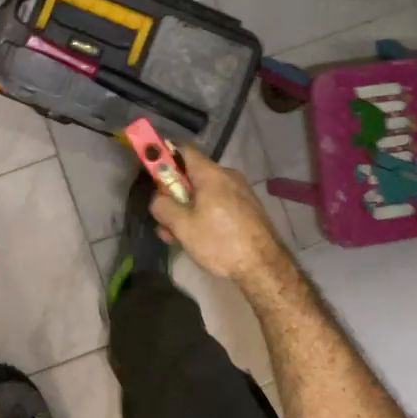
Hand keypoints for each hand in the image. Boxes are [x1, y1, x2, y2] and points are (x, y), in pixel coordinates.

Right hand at [148, 146, 290, 287]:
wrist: (264, 267)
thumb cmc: (220, 242)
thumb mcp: (183, 226)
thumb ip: (163, 206)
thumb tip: (157, 198)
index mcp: (212, 174)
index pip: (183, 150)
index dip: (164, 156)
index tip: (152, 171)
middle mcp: (228, 176)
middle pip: (193, 175)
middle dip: (174, 194)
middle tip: (163, 218)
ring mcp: (241, 192)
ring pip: (205, 193)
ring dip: (187, 210)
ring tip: (177, 237)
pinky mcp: (248, 209)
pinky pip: (219, 204)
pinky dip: (204, 215)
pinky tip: (198, 238)